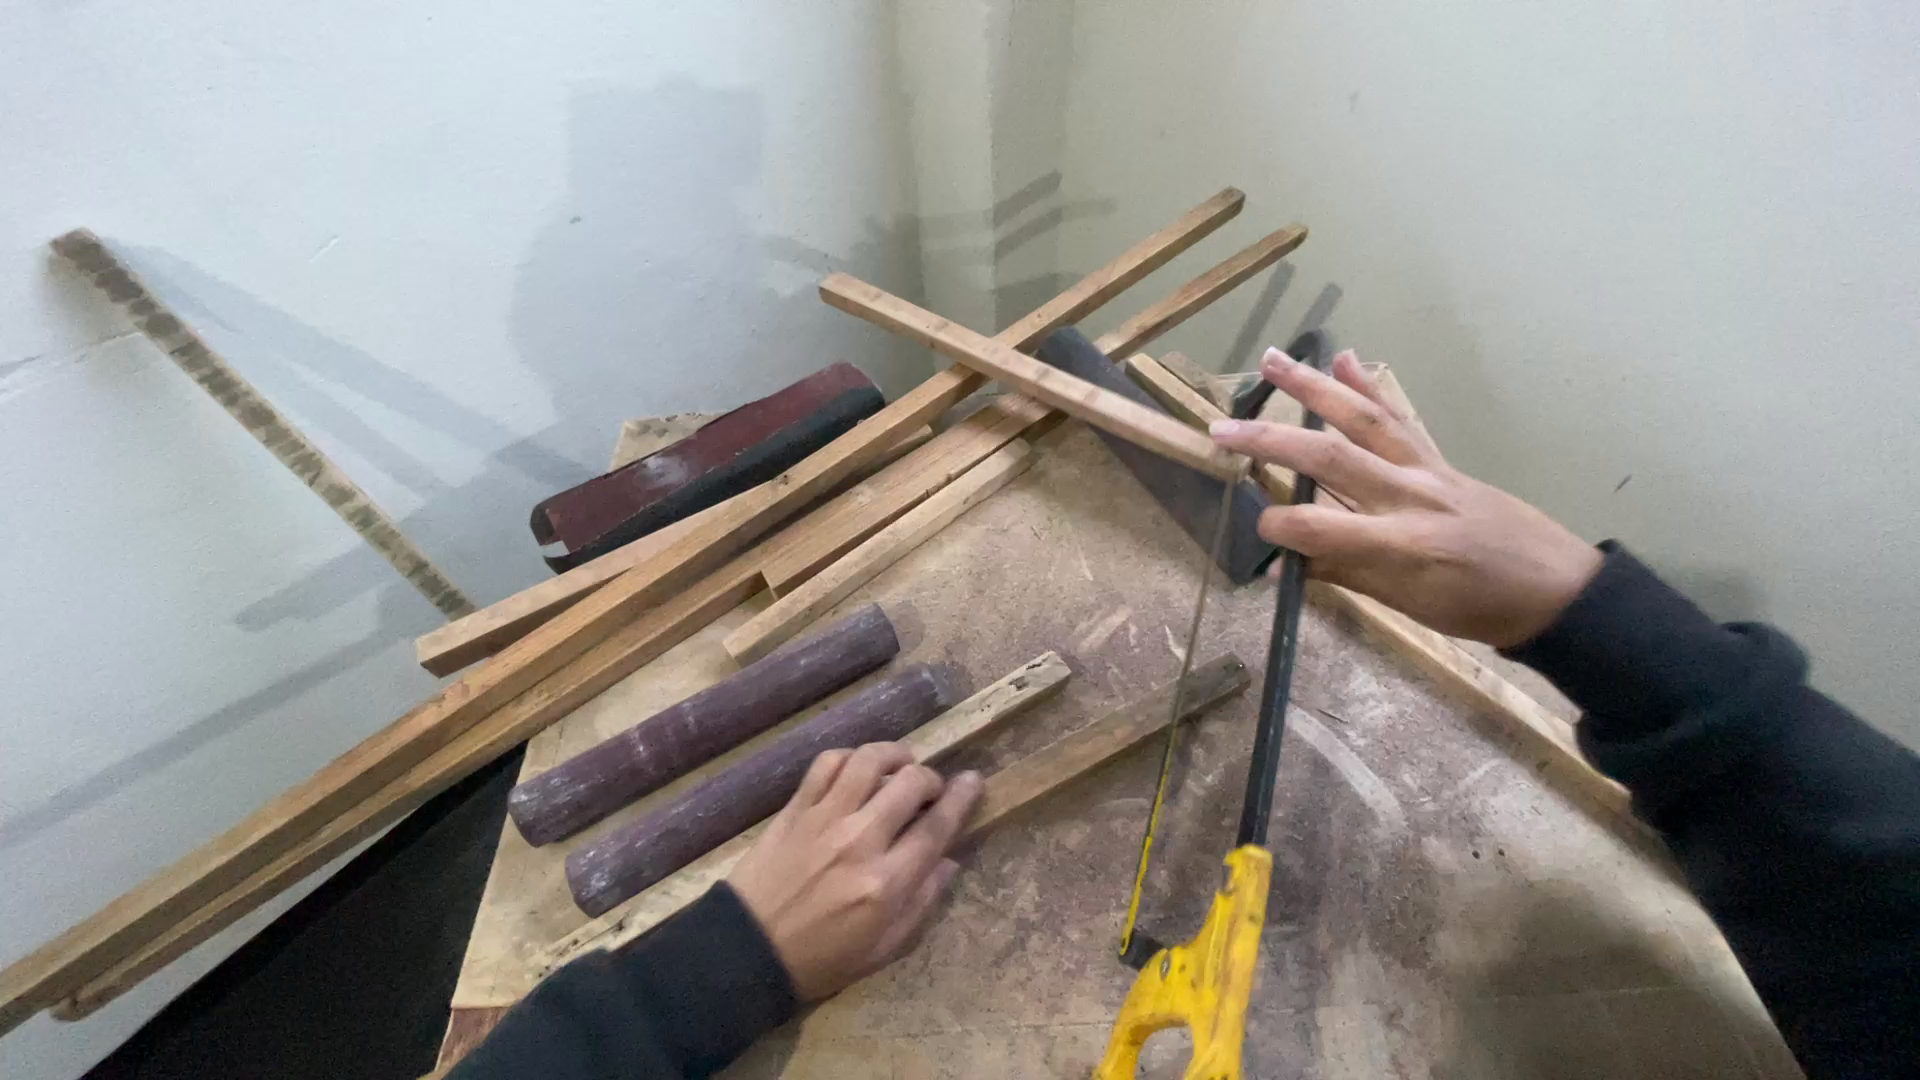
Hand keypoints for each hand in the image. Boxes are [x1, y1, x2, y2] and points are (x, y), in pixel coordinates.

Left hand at [726, 742, 981, 1000]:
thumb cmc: (821, 958)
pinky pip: (828, 762)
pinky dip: (850, 757)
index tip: (973, 780)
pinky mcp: (796, 807)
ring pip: (869, 760)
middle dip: (930, 778)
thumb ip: (922, 902)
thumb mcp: (883, 949)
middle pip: (910, 783)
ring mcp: (825, 818)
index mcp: (886, 884)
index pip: (937, 827)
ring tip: (900, 765)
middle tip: (929, 788)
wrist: (747, 952)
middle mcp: (860, 841)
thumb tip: (949, 860)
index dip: (962, 798)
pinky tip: (857, 768)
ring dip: (894, 755)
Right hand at [1209, 347, 1601, 647]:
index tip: (1257, 530)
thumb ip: (1340, 573)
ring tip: (1273, 359)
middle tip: (1221, 426)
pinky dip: (1370, 386)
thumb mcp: (1403, 603)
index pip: (1315, 528)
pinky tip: (1344, 359)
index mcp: (1398, 545)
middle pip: (1330, 459)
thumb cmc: (1473, 607)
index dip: (1275, 527)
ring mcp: (1425, 470)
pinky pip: (1399, 417)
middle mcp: (1408, 497)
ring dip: (1313, 387)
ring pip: (1363, 420)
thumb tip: (1280, 564)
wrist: (1555, 590)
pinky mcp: (1438, 458)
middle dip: (1270, 440)